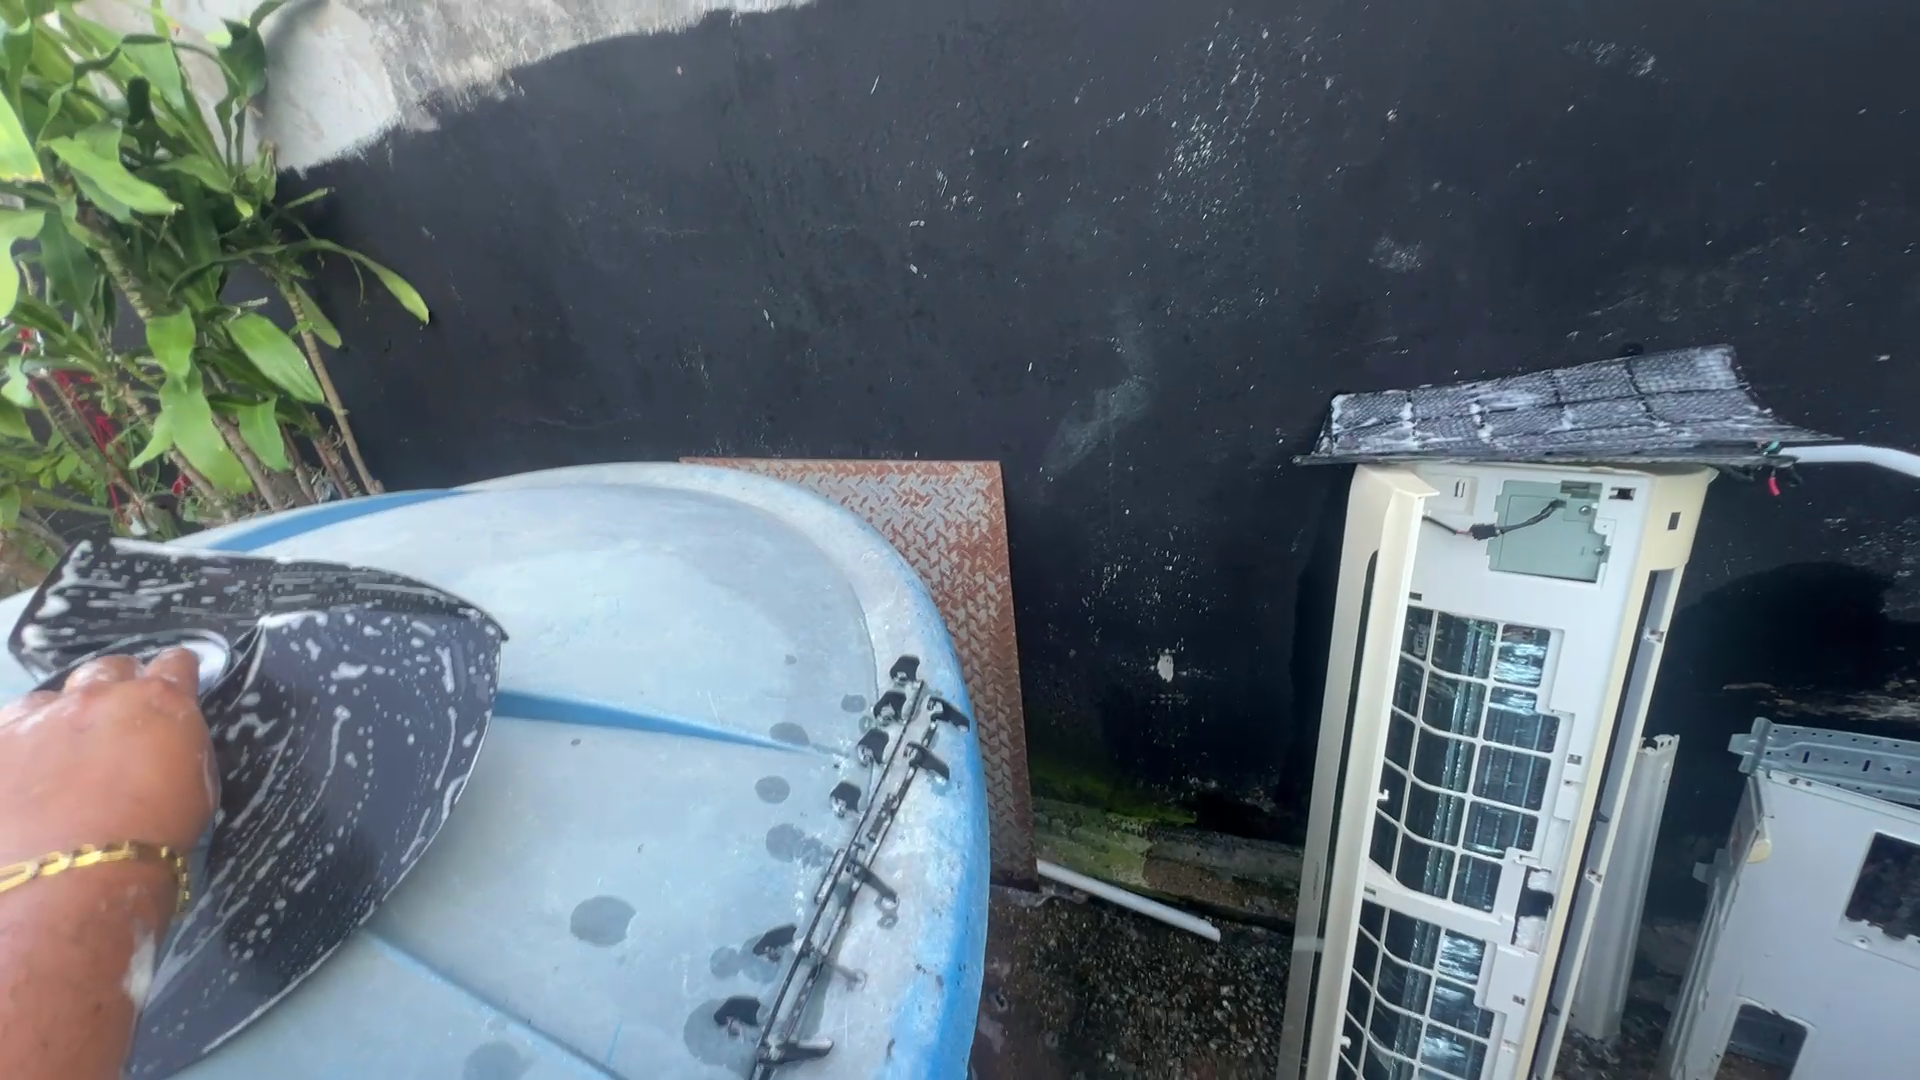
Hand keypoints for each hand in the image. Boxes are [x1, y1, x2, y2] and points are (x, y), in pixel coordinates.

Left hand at [0, 650, 214, 859]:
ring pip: (43, 700)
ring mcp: (29, 722)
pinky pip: (2, 733)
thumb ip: (177, 741)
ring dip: (56, 716)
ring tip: (56, 750)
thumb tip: (162, 736)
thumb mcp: (197, 775)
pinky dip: (14, 746)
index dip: (178, 672)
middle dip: (116, 684)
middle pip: (106, 668)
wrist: (70, 874)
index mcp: (161, 700)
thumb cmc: (158, 827)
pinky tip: (20, 774)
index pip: (176, 662)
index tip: (177, 683)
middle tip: (117, 715)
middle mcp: (96, 697)